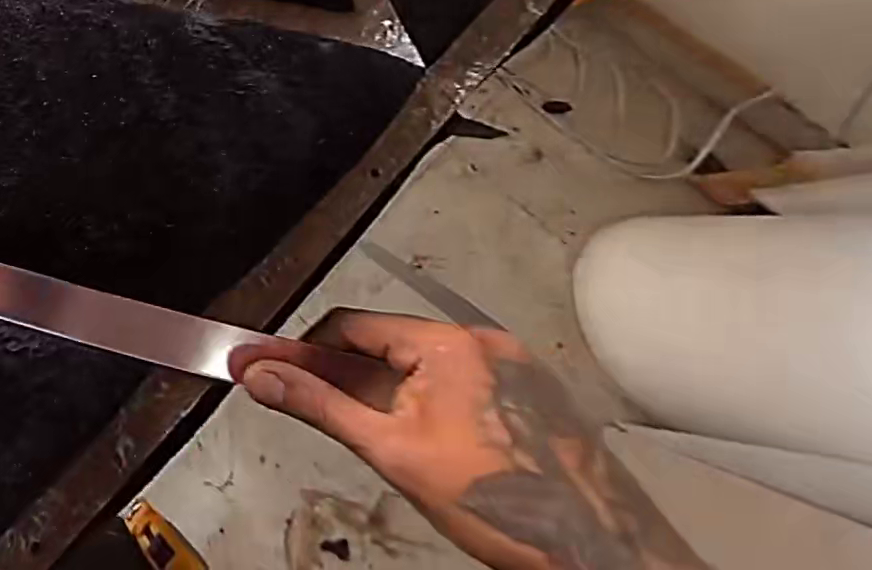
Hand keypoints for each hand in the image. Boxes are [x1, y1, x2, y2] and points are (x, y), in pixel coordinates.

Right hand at [234, 310, 705, 569]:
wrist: (611, 566)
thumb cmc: (507, 508)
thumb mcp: (392, 452)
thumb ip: (317, 404)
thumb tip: (259, 375)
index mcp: (448, 343)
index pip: (351, 326)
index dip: (307, 349)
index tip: (275, 366)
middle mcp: (479, 343)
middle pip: (382, 346)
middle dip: (338, 373)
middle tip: (296, 392)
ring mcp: (506, 370)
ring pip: (414, 369)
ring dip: (374, 391)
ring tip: (348, 421)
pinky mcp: (523, 398)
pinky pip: (446, 386)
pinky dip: (412, 404)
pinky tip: (398, 432)